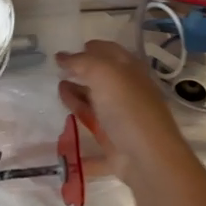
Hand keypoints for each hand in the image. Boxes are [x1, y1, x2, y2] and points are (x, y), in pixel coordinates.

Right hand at [56, 40, 191, 185]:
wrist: (147, 157)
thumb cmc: (127, 108)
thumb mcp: (104, 74)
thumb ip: (82, 62)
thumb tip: (61, 56)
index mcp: (130, 71)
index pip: (111, 52)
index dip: (92, 48)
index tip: (70, 50)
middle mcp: (127, 93)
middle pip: (102, 78)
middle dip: (82, 72)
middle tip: (58, 70)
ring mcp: (121, 119)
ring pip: (96, 104)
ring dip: (77, 97)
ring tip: (58, 90)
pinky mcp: (113, 143)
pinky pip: (92, 134)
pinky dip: (77, 131)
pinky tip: (60, 128)